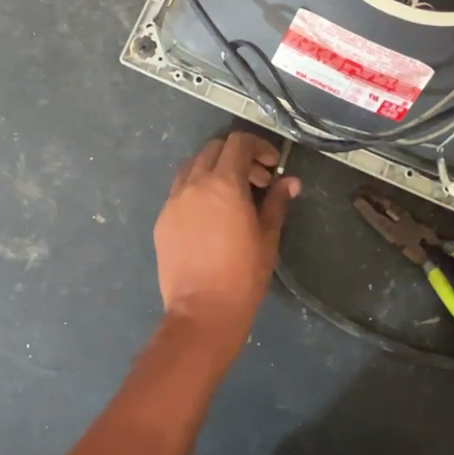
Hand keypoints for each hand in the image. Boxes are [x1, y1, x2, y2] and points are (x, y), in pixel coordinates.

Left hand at [154, 133, 298, 344]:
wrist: (202, 312)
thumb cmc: (243, 274)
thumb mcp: (268, 236)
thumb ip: (277, 202)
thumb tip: (291, 181)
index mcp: (224, 183)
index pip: (238, 143)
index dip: (258, 147)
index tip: (271, 165)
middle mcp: (194, 184)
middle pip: (214, 149)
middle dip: (237, 157)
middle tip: (256, 181)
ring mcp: (173, 201)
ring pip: (192, 166)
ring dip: (213, 170)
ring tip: (231, 195)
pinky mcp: (162, 220)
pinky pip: (179, 191)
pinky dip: (196, 190)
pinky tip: (209, 216)